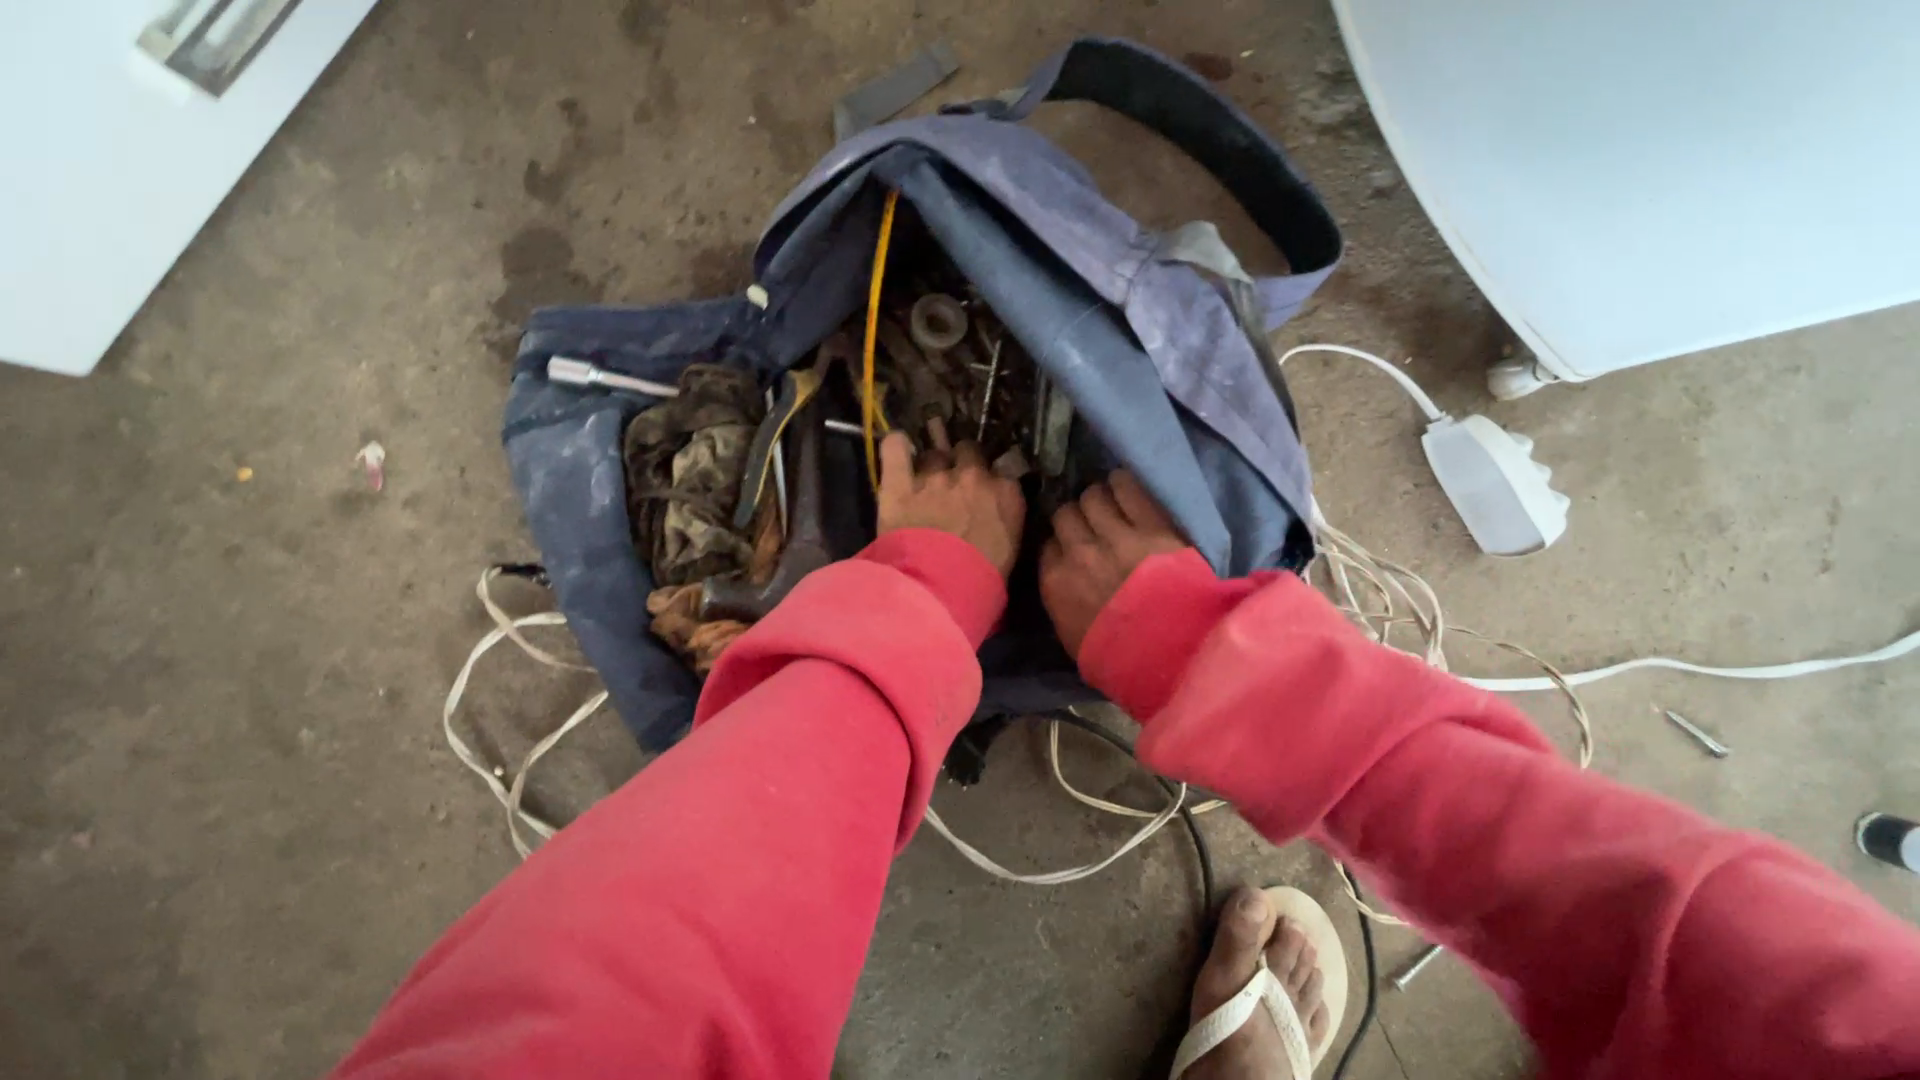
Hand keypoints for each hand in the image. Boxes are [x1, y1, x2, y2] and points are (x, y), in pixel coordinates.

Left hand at [877, 428, 1025, 578]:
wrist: (940, 588)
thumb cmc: (981, 581)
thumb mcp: (1009, 551)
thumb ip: (1005, 522)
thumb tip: (996, 517)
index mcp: (1006, 494)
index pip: (1005, 468)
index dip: (992, 478)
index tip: (985, 490)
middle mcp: (973, 476)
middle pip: (969, 451)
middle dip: (962, 463)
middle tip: (954, 484)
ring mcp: (934, 476)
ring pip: (933, 454)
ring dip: (931, 465)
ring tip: (923, 481)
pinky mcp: (899, 484)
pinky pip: (895, 447)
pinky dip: (896, 446)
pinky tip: (898, 447)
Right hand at [1039, 470, 1187, 658]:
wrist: (1173, 656)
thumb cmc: (1121, 660)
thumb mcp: (1075, 640)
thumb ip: (1064, 605)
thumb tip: (1064, 587)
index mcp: (1057, 583)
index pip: (1048, 546)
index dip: (1061, 541)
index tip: (1070, 544)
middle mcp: (1079, 552)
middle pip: (1066, 515)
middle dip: (1076, 516)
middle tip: (1090, 521)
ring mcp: (1116, 536)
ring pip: (1093, 497)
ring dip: (1099, 498)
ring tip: (1108, 500)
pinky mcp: (1152, 526)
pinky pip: (1129, 491)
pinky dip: (1123, 484)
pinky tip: (1123, 483)